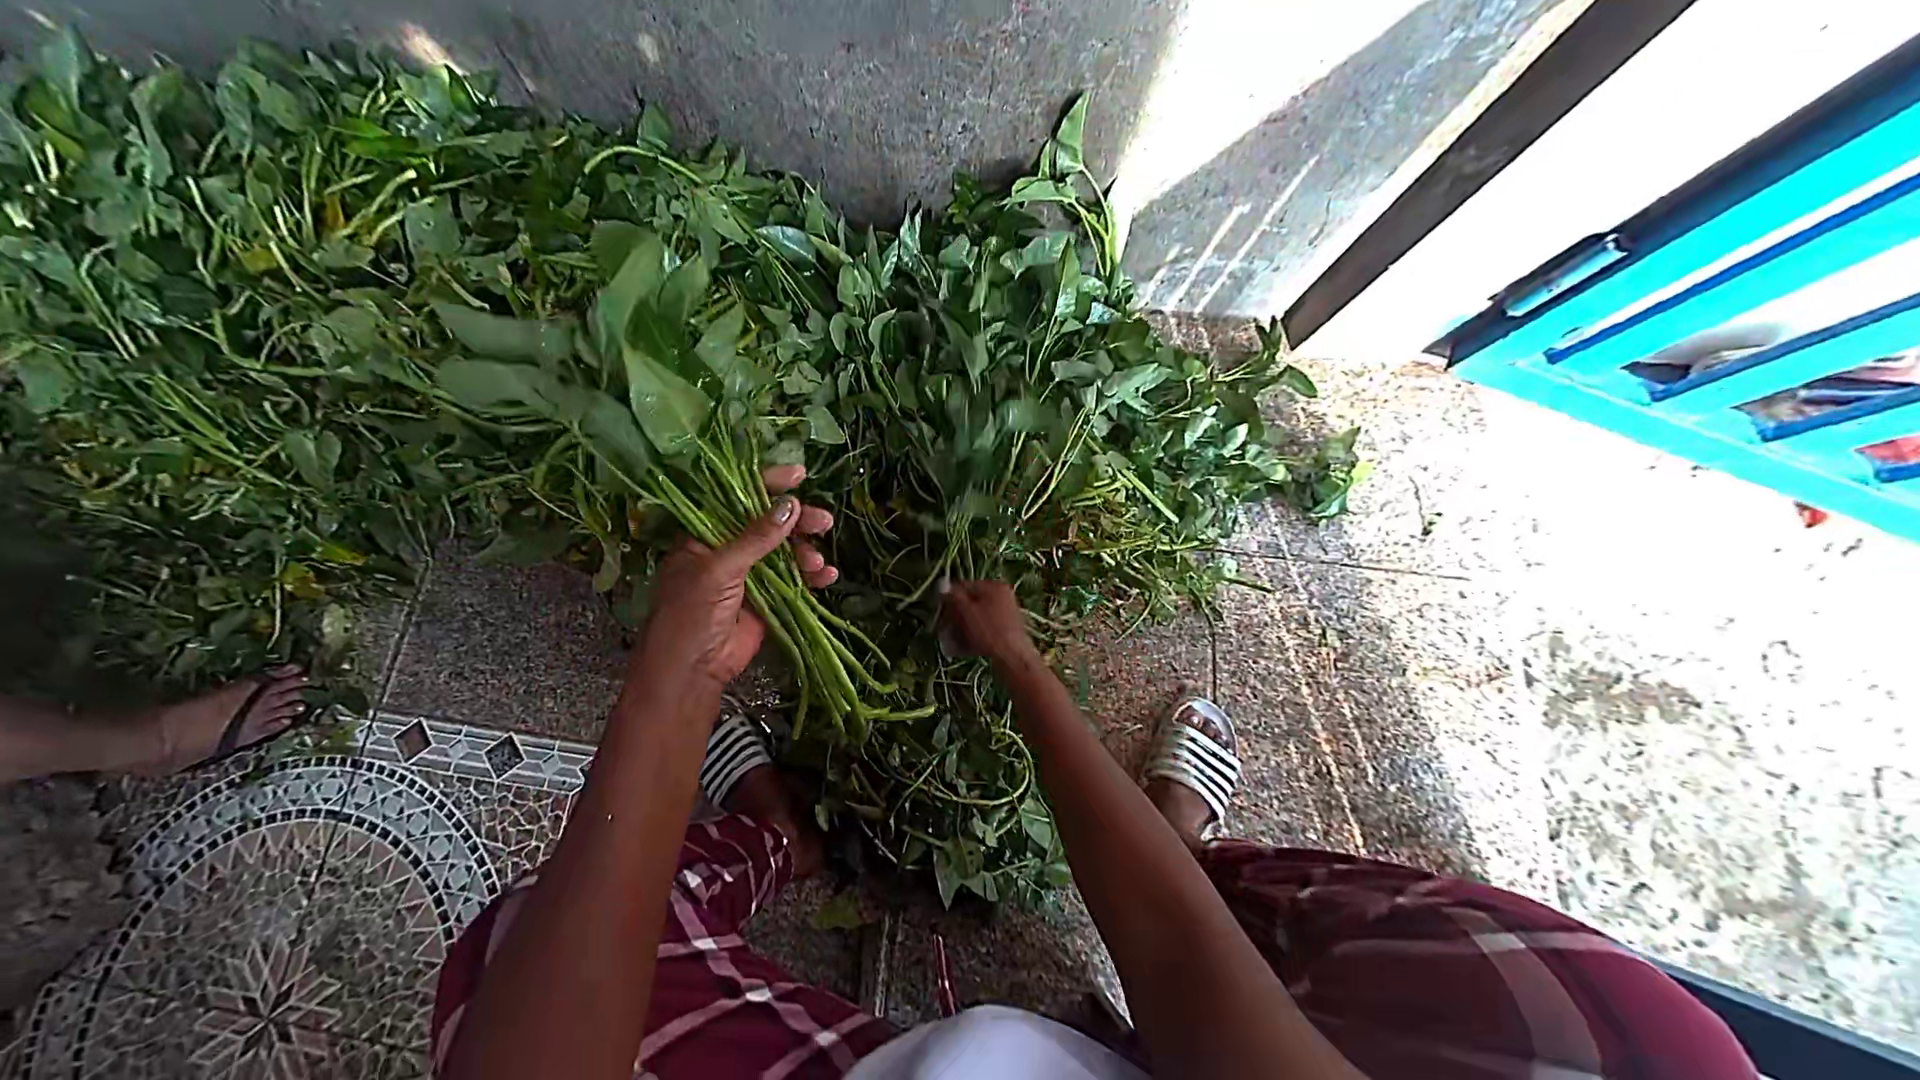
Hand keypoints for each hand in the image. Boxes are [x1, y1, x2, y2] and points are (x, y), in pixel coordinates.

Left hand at [635, 465, 835, 688]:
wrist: (691, 670)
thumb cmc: (690, 613)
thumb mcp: (719, 570)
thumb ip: (756, 538)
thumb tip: (790, 505)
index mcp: (705, 534)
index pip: (738, 497)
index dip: (768, 484)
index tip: (799, 475)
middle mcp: (729, 549)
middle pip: (770, 524)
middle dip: (798, 521)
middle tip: (822, 521)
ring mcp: (751, 574)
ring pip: (787, 552)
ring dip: (806, 552)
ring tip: (817, 563)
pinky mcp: (769, 599)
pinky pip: (796, 580)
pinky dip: (812, 577)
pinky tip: (826, 576)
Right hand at [940, 580, 1039, 665]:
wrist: (1013, 658)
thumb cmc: (989, 631)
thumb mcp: (967, 611)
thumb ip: (953, 596)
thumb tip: (941, 583)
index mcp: (994, 586)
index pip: (963, 587)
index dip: (947, 600)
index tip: (938, 613)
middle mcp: (1002, 597)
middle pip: (969, 604)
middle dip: (953, 619)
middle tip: (942, 631)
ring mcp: (1005, 615)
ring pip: (975, 620)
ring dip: (959, 630)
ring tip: (949, 643)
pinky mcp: (1005, 632)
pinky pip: (983, 631)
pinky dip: (970, 638)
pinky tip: (959, 649)